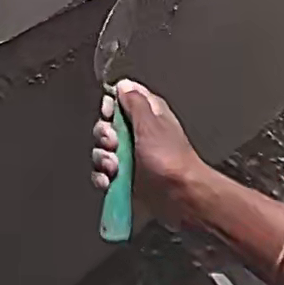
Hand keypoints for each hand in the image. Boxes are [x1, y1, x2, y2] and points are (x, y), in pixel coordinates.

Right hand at [90, 79, 212, 227]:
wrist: (181, 199)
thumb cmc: (172, 161)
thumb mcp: (150, 124)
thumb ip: (135, 102)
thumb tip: (123, 85)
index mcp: (149, 115)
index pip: (122, 99)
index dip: (110, 105)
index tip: (109, 116)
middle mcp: (139, 134)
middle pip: (107, 125)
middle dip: (104, 135)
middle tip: (113, 144)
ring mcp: (131, 157)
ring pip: (103, 150)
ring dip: (102, 159)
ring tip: (114, 167)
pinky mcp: (125, 178)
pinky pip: (103, 173)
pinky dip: (102, 177)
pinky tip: (109, 180)